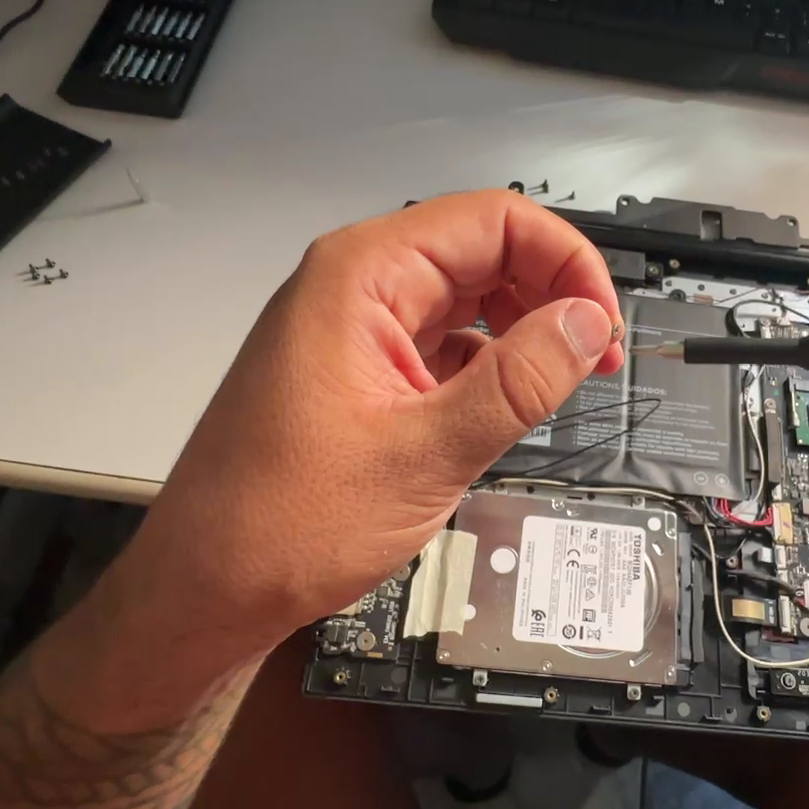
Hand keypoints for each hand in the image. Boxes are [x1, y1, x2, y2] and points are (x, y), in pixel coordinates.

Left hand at [130, 190, 624, 653]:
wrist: (208, 588)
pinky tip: (510, 401)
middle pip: (483, 252)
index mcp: (362, 276)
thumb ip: (518, 381)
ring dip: (525, 330)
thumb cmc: (282, 524)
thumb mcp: (425, 453)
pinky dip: (490, 363)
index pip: (493, 221)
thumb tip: (587, 324)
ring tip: (562, 379)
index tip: (601, 321)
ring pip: (469, 297)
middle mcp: (358, 286)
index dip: (564, 260)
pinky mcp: (366, 368)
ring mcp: (360, 327)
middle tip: (594, 355)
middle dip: (551, 293)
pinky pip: (446, 341)